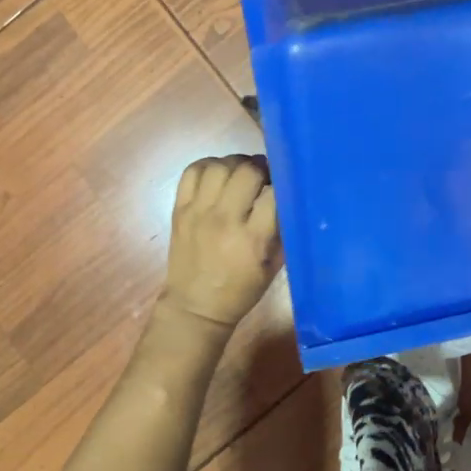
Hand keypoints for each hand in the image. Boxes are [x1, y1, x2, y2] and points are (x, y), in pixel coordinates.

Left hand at [162, 155, 281, 328]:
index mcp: (252, 240)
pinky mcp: (179, 209)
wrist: (194, 306)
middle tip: (265, 177)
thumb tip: (291, 196)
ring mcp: (198, 212)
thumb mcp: (274, 266)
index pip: (274, 194)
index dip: (282, 184)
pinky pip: (192, 171)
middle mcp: (224, 220)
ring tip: (241, 174)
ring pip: (219, 166)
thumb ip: (283, 229)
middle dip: (261, 169)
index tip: (285, 186)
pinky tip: (218, 176)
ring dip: (236, 164)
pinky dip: (209, 166)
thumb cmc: (241, 290)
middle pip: (247, 171)